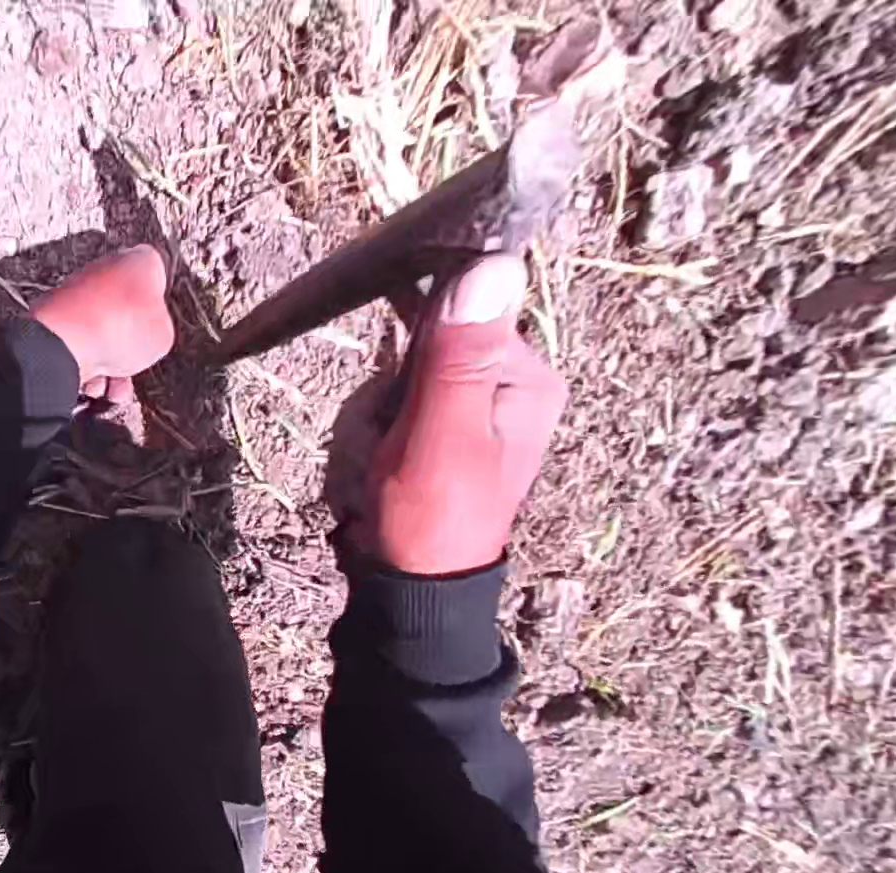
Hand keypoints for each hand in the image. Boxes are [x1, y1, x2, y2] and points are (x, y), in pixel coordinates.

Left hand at [30, 244, 174, 403]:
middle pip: (128, 315)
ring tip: (114, 383)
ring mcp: (76, 297)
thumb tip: (152, 338)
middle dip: (131, 346)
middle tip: (136, 361)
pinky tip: (94, 383)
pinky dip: (87, 370)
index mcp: (137, 263)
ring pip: (103, 339)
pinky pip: (80, 351)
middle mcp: (104, 272)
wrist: (65, 343)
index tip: (159, 326)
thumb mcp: (163, 335)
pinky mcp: (55, 324)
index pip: (157, 278)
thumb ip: (161, 331)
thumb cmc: (116, 328)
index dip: (160, 308)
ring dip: (111, 366)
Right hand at [358, 255, 567, 574]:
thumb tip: (492, 265)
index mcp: (524, 381)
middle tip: (387, 442)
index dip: (417, 345)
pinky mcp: (435, 430)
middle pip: (423, 348)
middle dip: (388, 394)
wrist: (409, 584)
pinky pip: (389, 406)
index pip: (463, 316)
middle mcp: (503, 388)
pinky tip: (375, 463)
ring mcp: (466, 411)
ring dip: (372, 418)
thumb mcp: (442, 435)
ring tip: (378, 462)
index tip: (399, 392)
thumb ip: (460, 359)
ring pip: (396, 378)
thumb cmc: (429, 516)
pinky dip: (372, 432)